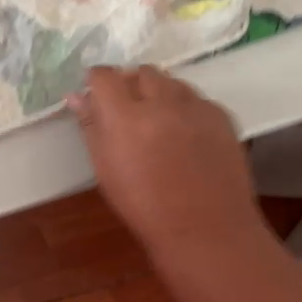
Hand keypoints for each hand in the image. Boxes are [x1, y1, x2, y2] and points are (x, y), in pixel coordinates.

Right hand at [69, 65, 265, 257]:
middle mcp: (162, 104)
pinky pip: (198, 99)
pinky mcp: (224, 120)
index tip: (95, 95)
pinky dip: (186, 106)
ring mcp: (197, 110)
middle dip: (130, 82)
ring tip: (157, 118)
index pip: (104, 75)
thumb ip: (90, 125)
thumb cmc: (142, 202)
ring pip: (172, 82)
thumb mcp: (104, 164)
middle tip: (126, 107)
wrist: (206, 229)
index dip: (96, 81)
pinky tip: (184, 131)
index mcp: (125, 116)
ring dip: (159, 91)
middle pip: (142, 71)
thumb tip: (77, 96)